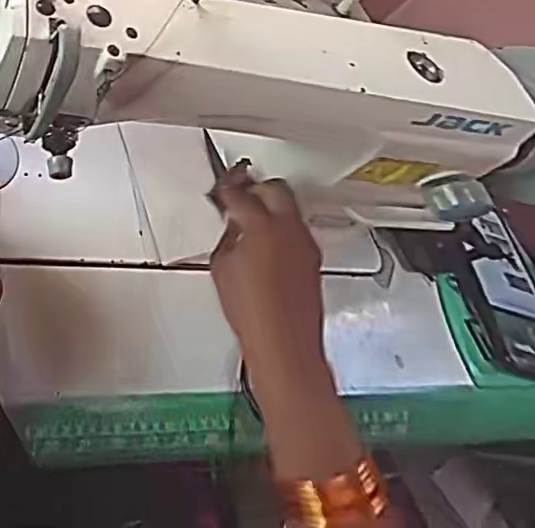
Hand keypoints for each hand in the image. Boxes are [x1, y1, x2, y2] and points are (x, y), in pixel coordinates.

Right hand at [210, 166, 325, 379]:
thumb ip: (228, 235)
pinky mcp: (313, 257)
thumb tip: (232, 226)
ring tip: (251, 218)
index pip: (240, 192)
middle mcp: (289, 228)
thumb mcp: (221, 265)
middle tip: (238, 195)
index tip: (220, 191)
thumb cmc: (253, 314)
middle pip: (273, 188)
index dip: (225, 189)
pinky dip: (281, 226)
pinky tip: (266, 240)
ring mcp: (305, 242)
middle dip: (254, 188)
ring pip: (289, 205)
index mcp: (262, 225)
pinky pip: (296, 228)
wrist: (285, 347)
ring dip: (270, 205)